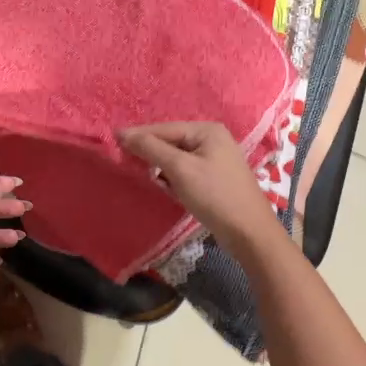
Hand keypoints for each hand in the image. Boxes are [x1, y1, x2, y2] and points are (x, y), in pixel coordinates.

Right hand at [120, 122, 279, 248]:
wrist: (252, 236)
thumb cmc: (215, 196)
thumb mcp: (179, 169)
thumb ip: (150, 148)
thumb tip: (122, 132)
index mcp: (207, 130)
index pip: (164, 128)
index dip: (138, 136)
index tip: (113, 141)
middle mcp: (213, 139)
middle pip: (170, 141)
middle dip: (151, 153)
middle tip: (128, 162)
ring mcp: (217, 160)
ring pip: (177, 158)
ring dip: (162, 168)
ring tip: (147, 177)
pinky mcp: (216, 179)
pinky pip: (186, 171)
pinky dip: (174, 179)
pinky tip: (168, 189)